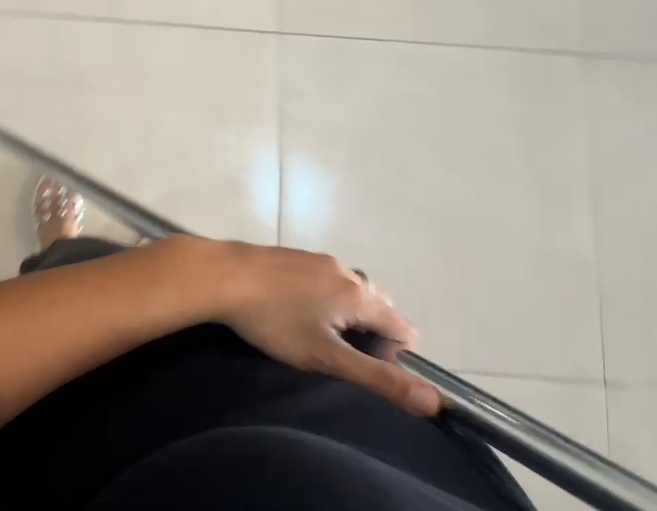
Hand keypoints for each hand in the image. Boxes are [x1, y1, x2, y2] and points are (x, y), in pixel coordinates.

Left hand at [212, 243, 441, 416]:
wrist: (222, 275)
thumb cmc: (275, 320)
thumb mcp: (326, 357)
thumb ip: (378, 378)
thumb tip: (434, 400)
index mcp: (358, 294)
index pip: (400, 326)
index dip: (392, 354)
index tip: (361, 369)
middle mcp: (344, 271)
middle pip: (376, 304)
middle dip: (371, 331)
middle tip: (340, 354)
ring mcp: (315, 259)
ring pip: (348, 288)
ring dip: (346, 312)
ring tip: (318, 334)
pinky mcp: (291, 255)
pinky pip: (323, 278)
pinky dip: (323, 296)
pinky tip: (296, 310)